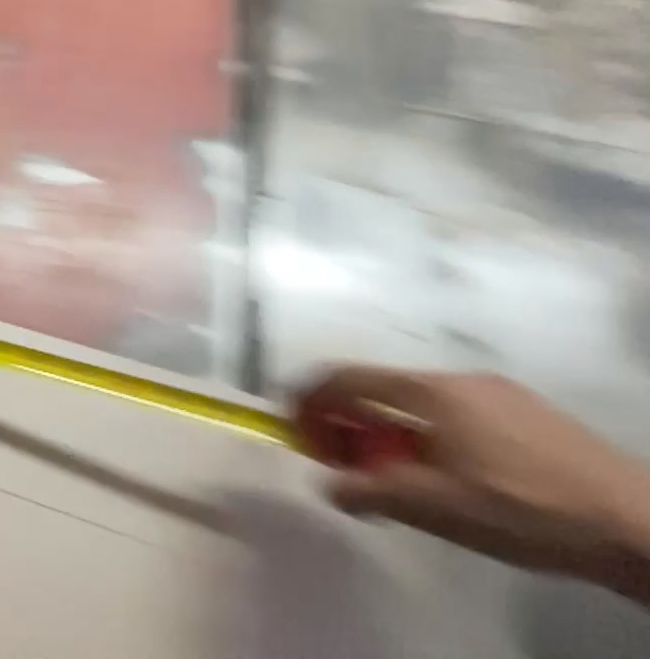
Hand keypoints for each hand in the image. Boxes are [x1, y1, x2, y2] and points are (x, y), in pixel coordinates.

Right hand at [296, 366, 649, 595]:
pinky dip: (431, 439)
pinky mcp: (534, 418)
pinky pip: (456, 417)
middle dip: (351, 425)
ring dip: (391, 436)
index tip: (297, 436)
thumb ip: (366, 490)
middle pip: (379, 390)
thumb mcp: (432, 506)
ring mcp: (502, 395)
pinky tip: (453, 480)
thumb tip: (331, 485)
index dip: (308, 403)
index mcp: (428, 390)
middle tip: (346, 466)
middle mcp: (459, 379)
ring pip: (419, 406)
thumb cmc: (523, 509)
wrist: (648, 532)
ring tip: (399, 480)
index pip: (342, 379)